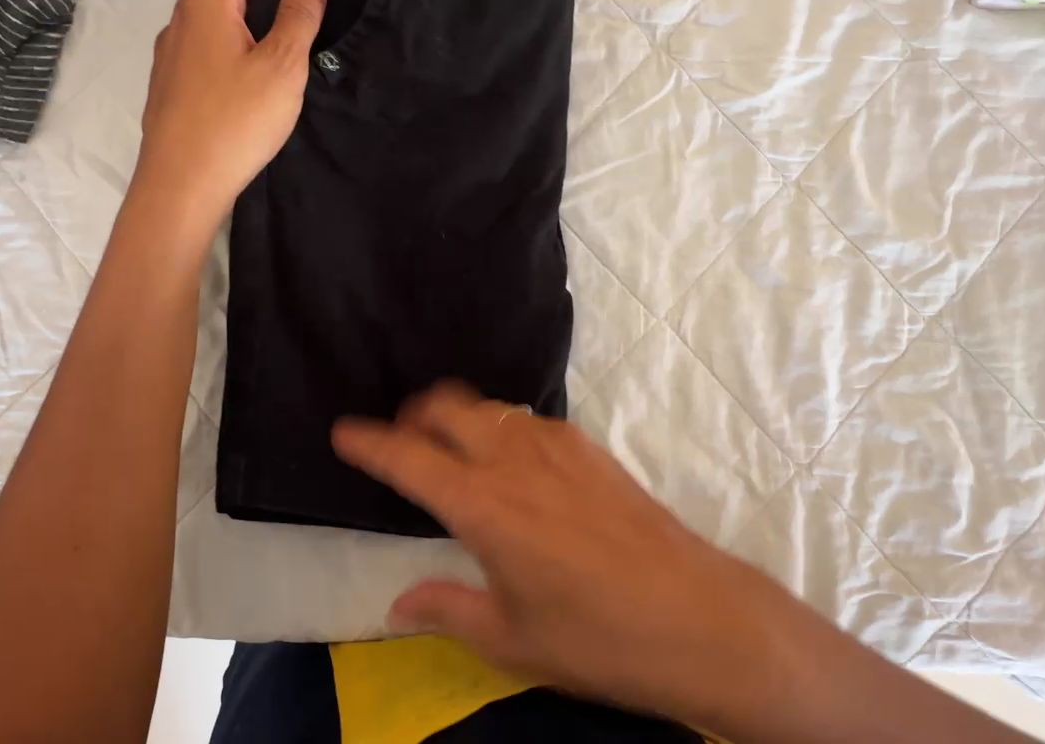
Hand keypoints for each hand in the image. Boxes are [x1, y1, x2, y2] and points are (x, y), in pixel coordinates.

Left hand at [133, 0, 327, 229]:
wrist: (182, 185)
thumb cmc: (237, 120)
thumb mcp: (282, 65)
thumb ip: (300, 15)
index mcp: (205, 4)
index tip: (307, 15)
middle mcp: (178, 21)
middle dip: (267, 17)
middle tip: (297, 54)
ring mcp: (168, 57)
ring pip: (219, 34)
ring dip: (249, 47)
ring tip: (274, 83)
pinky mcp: (166, 89)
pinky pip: (205, 63)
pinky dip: (229, 71)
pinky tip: (245, 104)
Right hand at [332, 383, 779, 726]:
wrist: (702, 618)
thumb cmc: (598, 639)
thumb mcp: (511, 639)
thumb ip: (446, 609)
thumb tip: (397, 604)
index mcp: (481, 505)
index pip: (407, 457)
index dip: (367, 442)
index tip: (342, 432)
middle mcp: (512, 460)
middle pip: (444, 405)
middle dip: (412, 414)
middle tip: (400, 442)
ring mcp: (556, 445)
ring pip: (487, 406)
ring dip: (457, 417)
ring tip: (452, 450)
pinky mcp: (589, 447)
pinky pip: (526, 419)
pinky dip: (499, 427)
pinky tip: (512, 464)